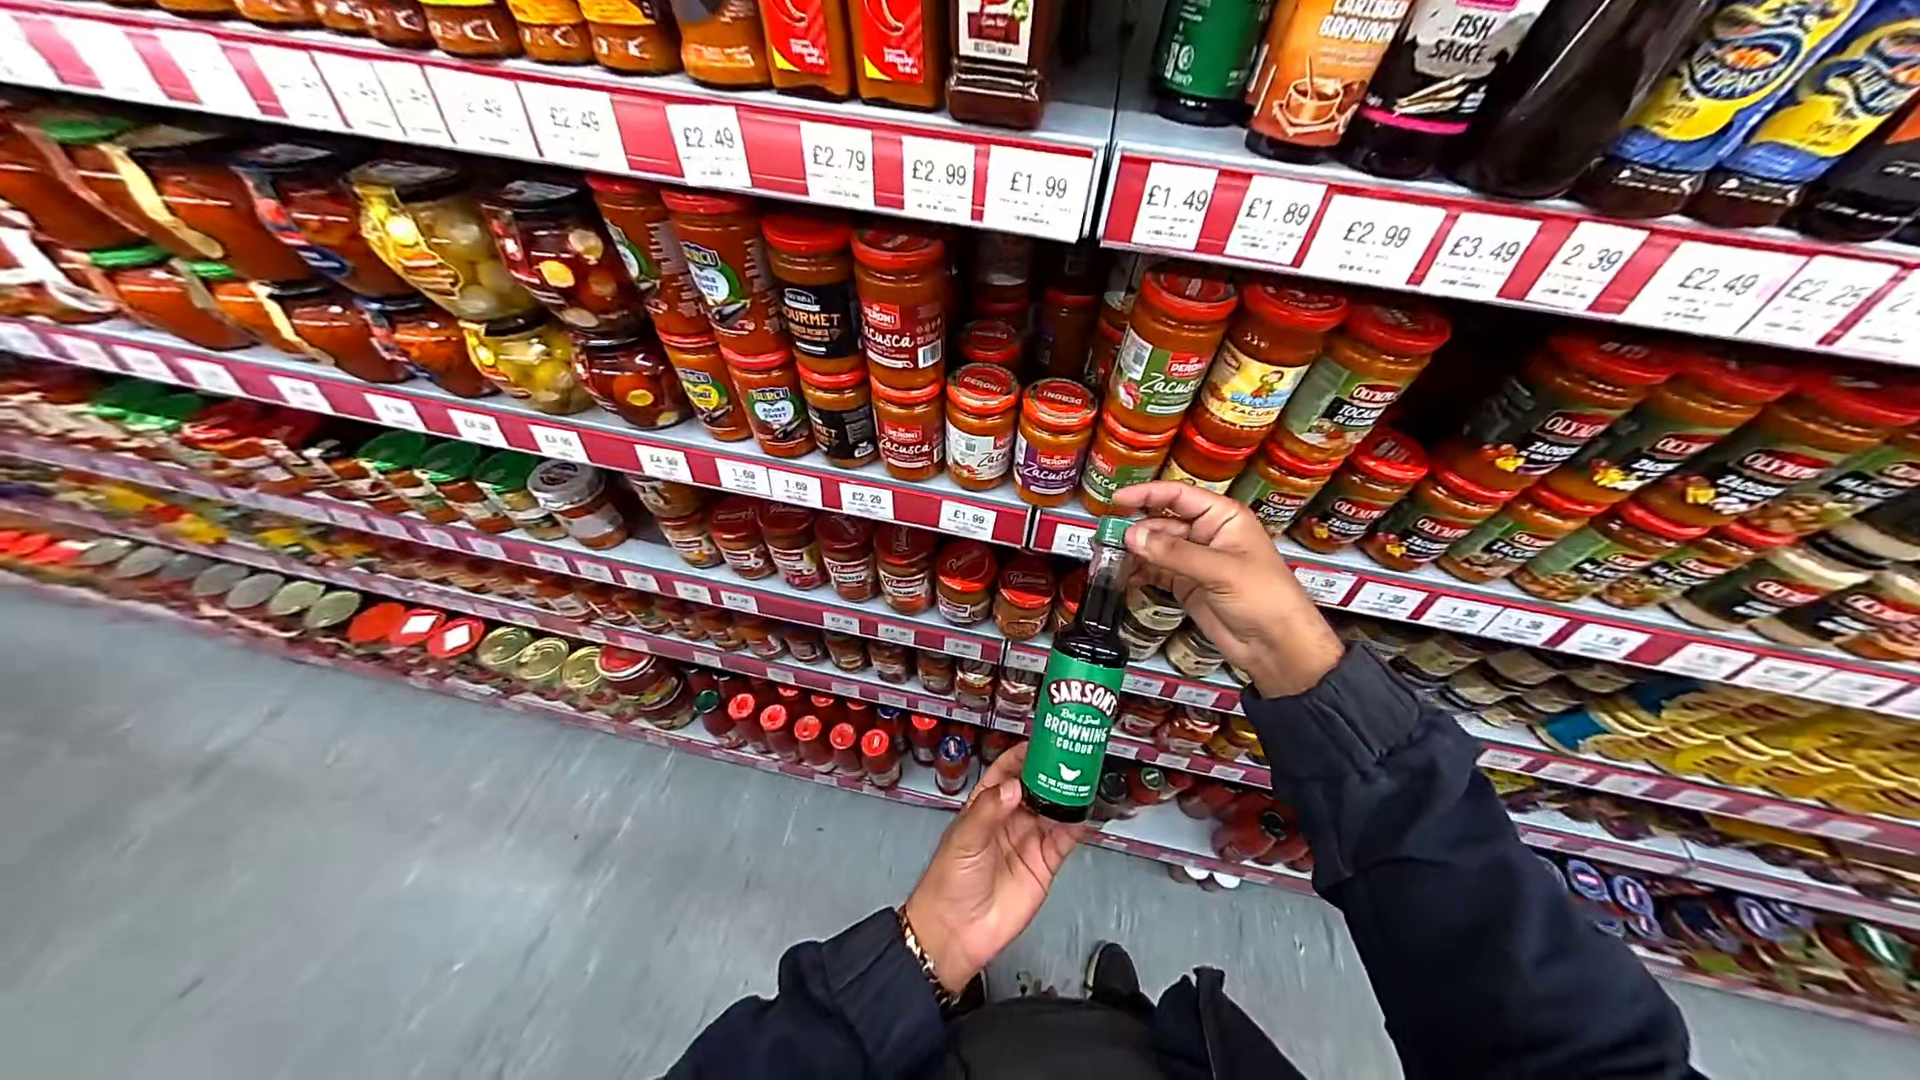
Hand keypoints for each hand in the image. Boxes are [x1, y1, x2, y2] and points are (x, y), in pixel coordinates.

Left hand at [903, 742, 1080, 994]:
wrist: (956, 931)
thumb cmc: (948, 880)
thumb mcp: (964, 838)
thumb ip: (989, 811)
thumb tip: (1013, 786)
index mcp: (985, 805)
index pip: (1007, 771)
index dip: (1023, 755)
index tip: (1041, 741)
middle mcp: (1009, 819)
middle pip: (1036, 787)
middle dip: (1052, 771)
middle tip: (1070, 756)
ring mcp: (1028, 840)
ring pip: (1054, 809)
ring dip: (1067, 795)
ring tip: (1082, 779)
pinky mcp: (1044, 864)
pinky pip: (1065, 839)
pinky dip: (1077, 826)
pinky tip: (1085, 814)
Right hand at [1110, 482, 1343, 697]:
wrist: (1276, 646)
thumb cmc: (1265, 598)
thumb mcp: (1220, 570)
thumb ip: (1174, 552)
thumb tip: (1133, 537)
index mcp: (1223, 518)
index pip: (1178, 495)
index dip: (1147, 494)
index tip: (1118, 500)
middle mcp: (1207, 534)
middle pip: (1161, 522)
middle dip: (1134, 529)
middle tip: (1106, 538)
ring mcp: (1195, 561)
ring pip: (1155, 548)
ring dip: (1132, 553)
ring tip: (1108, 558)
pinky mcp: (1186, 585)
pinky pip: (1155, 571)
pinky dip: (1138, 573)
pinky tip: (1124, 577)